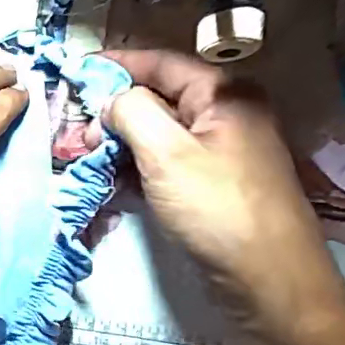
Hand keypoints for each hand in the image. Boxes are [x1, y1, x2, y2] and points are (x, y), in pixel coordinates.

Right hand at [101, 49, 340, 333]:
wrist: (267, 281)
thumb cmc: (219, 209)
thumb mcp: (168, 154)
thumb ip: (132, 112)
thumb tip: (111, 99)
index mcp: (224, 94)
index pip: (162, 63)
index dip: (117, 65)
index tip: (77, 73)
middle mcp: (226, 116)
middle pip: (159, 100)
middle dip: (114, 113)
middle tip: (77, 134)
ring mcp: (221, 154)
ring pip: (160, 136)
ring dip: (122, 144)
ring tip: (87, 158)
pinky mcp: (212, 187)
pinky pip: (168, 166)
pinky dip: (139, 169)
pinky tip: (112, 181)